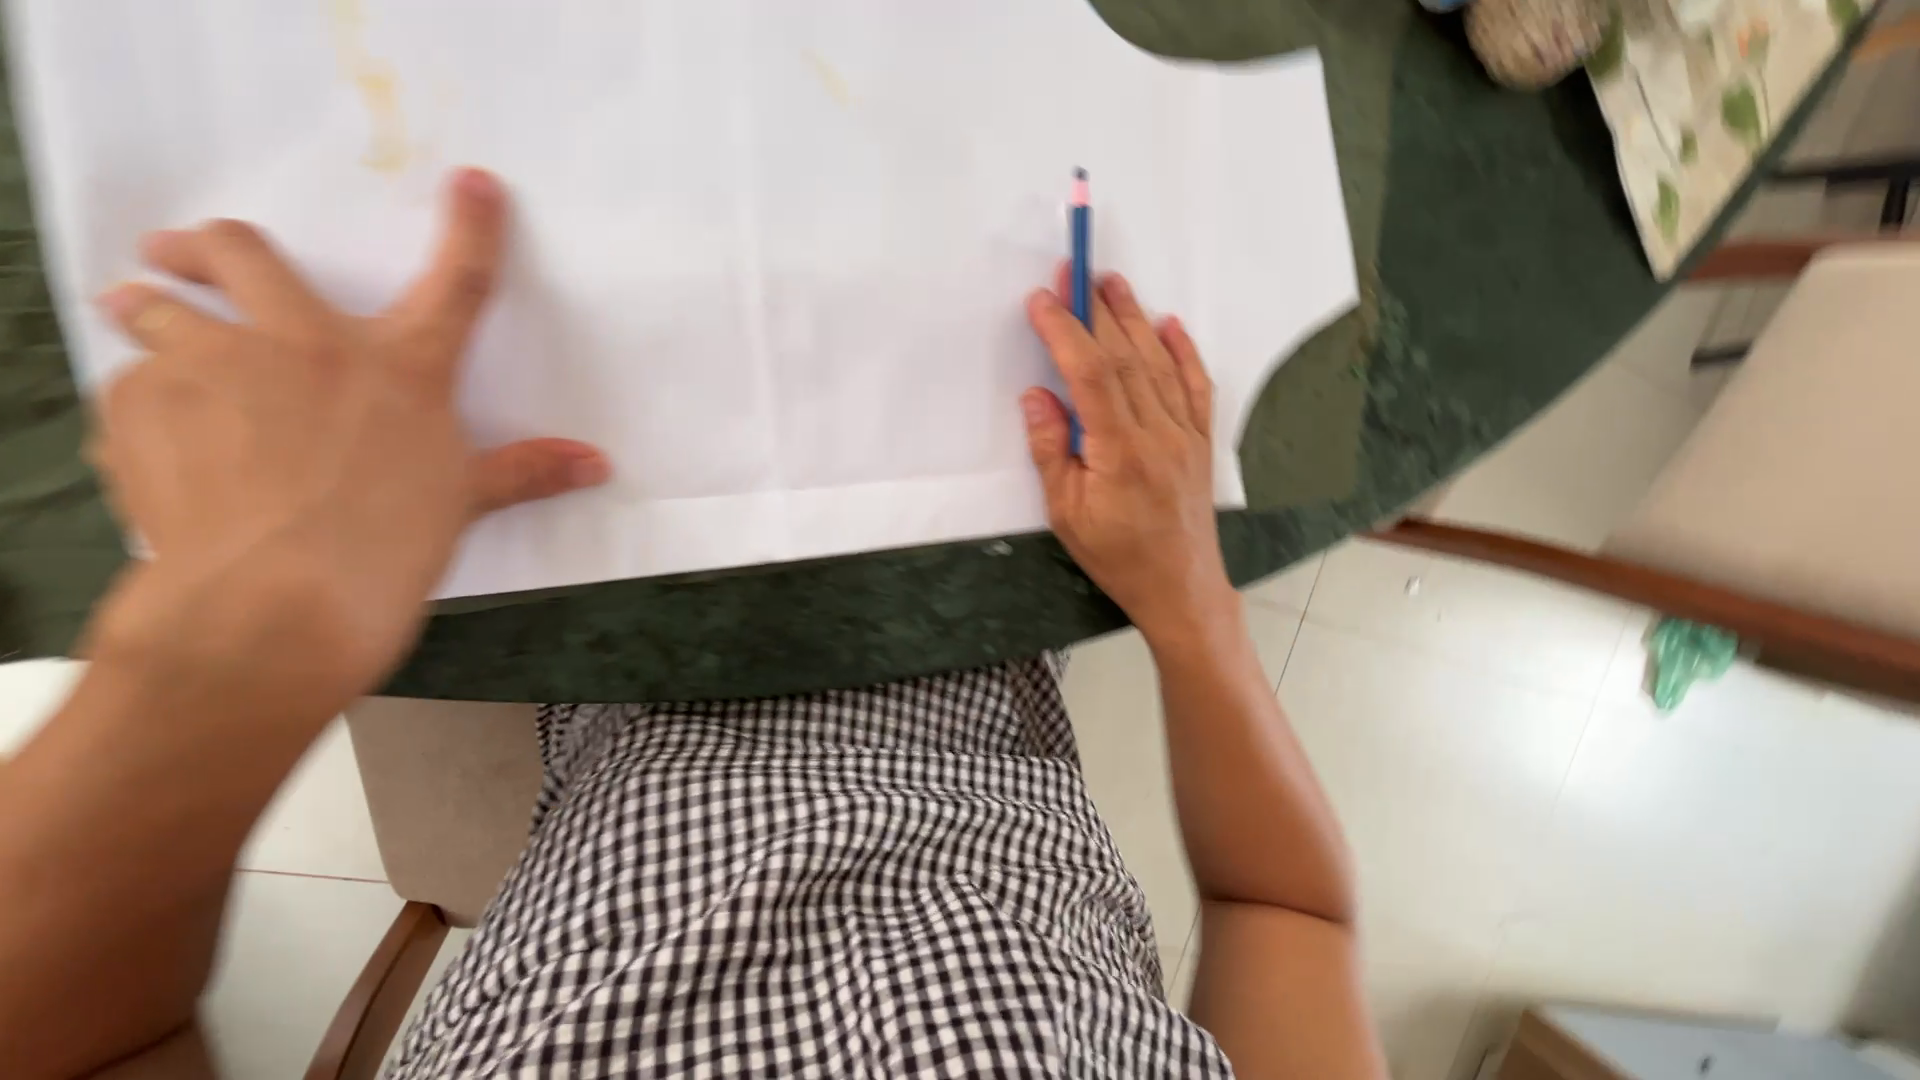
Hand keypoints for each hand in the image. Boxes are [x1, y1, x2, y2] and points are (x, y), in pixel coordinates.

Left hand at [83, 168, 607, 715]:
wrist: (277, 603)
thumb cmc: (389, 545)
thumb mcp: (463, 501)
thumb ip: (526, 470)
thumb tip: (599, 463)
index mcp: (401, 369)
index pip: (458, 286)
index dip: (472, 229)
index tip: (474, 183)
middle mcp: (305, 347)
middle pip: (243, 251)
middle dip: (209, 249)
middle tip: (192, 263)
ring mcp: (216, 368)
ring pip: (153, 307)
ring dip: (154, 319)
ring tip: (160, 351)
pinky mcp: (142, 407)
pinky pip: (131, 389)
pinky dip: (146, 408)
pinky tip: (168, 454)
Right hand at [1021, 270, 1237, 643]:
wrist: (1180, 587)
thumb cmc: (1116, 556)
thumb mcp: (1067, 514)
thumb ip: (1051, 451)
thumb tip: (1037, 396)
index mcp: (1120, 450)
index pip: (1090, 374)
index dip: (1065, 331)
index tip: (1041, 300)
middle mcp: (1157, 432)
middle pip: (1125, 357)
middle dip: (1094, 310)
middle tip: (1073, 271)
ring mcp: (1184, 433)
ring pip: (1159, 363)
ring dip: (1134, 318)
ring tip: (1112, 282)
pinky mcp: (1200, 441)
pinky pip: (1195, 386)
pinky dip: (1183, 351)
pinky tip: (1170, 324)